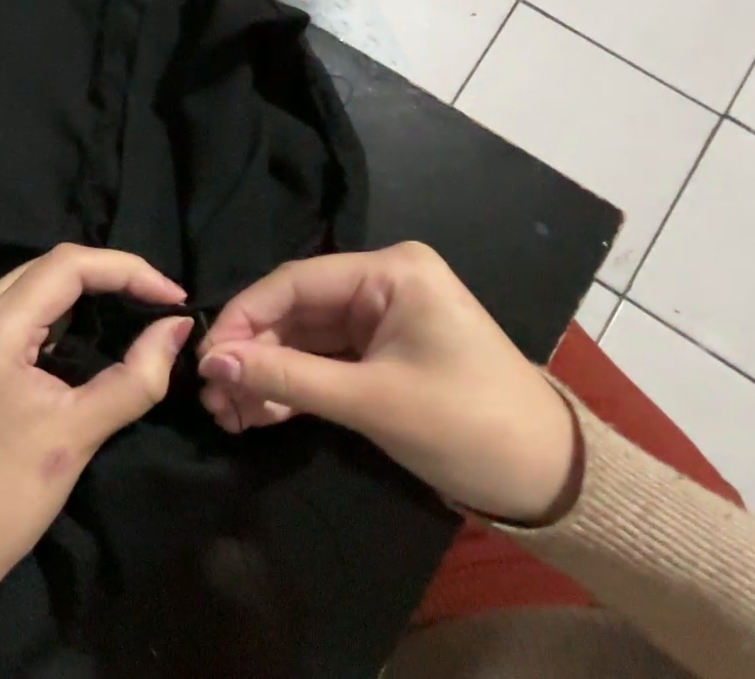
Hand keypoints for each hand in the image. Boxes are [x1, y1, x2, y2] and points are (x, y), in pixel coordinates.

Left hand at [0, 245, 194, 637]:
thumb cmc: (8, 496)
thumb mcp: (80, 433)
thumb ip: (137, 376)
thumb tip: (178, 327)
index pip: (66, 266)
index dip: (127, 270)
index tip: (173, 296)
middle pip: (47, 267)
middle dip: (108, 276)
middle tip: (157, 302)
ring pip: (28, 282)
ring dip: (81, 290)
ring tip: (132, 309)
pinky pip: (11, 306)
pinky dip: (53, 309)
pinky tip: (84, 328)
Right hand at [195, 243, 579, 524]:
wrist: (549, 482)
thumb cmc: (466, 425)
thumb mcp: (369, 400)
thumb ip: (287, 377)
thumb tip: (212, 363)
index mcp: (391, 272)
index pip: (295, 282)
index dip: (243, 318)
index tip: (205, 359)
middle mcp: (382, 284)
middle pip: (294, 311)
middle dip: (252, 355)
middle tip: (213, 397)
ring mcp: (380, 320)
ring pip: (302, 340)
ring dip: (266, 375)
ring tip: (228, 414)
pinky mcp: (380, 354)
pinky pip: (322, 362)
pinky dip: (292, 387)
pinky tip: (259, 414)